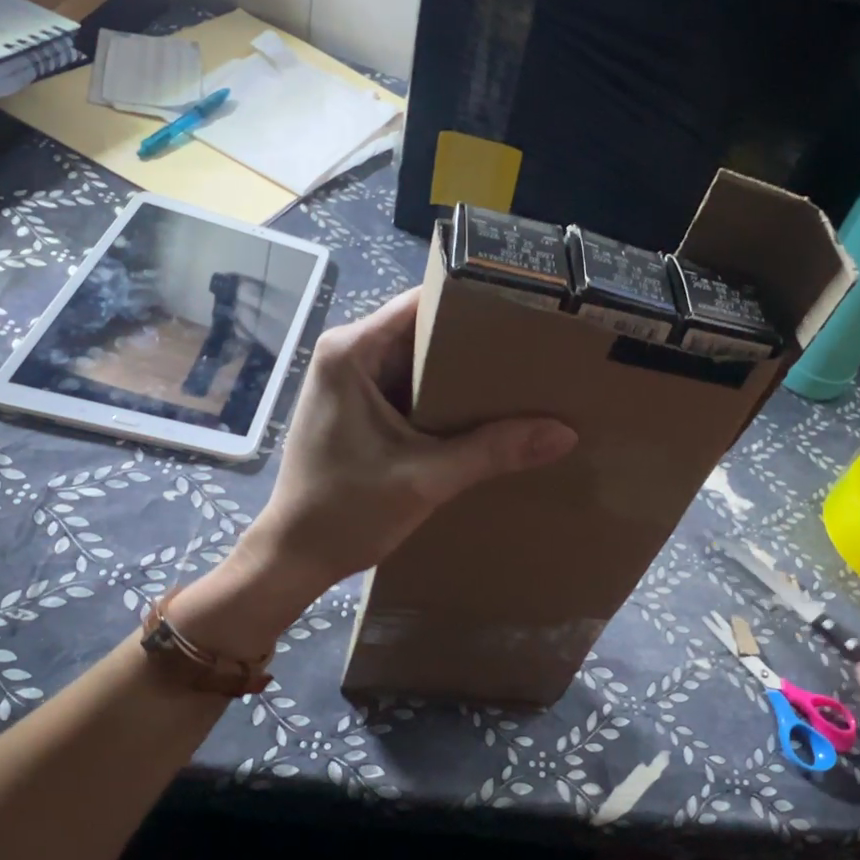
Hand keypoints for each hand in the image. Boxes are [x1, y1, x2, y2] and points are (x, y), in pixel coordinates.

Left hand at [169, 290, 577, 661]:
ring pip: (421, 361)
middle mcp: (349, 353)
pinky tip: (487, 412)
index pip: (423, 303)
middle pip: (426, 330)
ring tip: (521, 378)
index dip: (475, 305)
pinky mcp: (361, 408)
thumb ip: (493, 452)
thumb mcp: (426, 478)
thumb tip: (564, 433)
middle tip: (535, 352)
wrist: (295, 556)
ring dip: (464, 373)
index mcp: (352, 351)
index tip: (525, 314)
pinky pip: (412, 387)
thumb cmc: (345, 511)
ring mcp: (353, 381)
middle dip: (477, 342)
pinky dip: (447, 398)